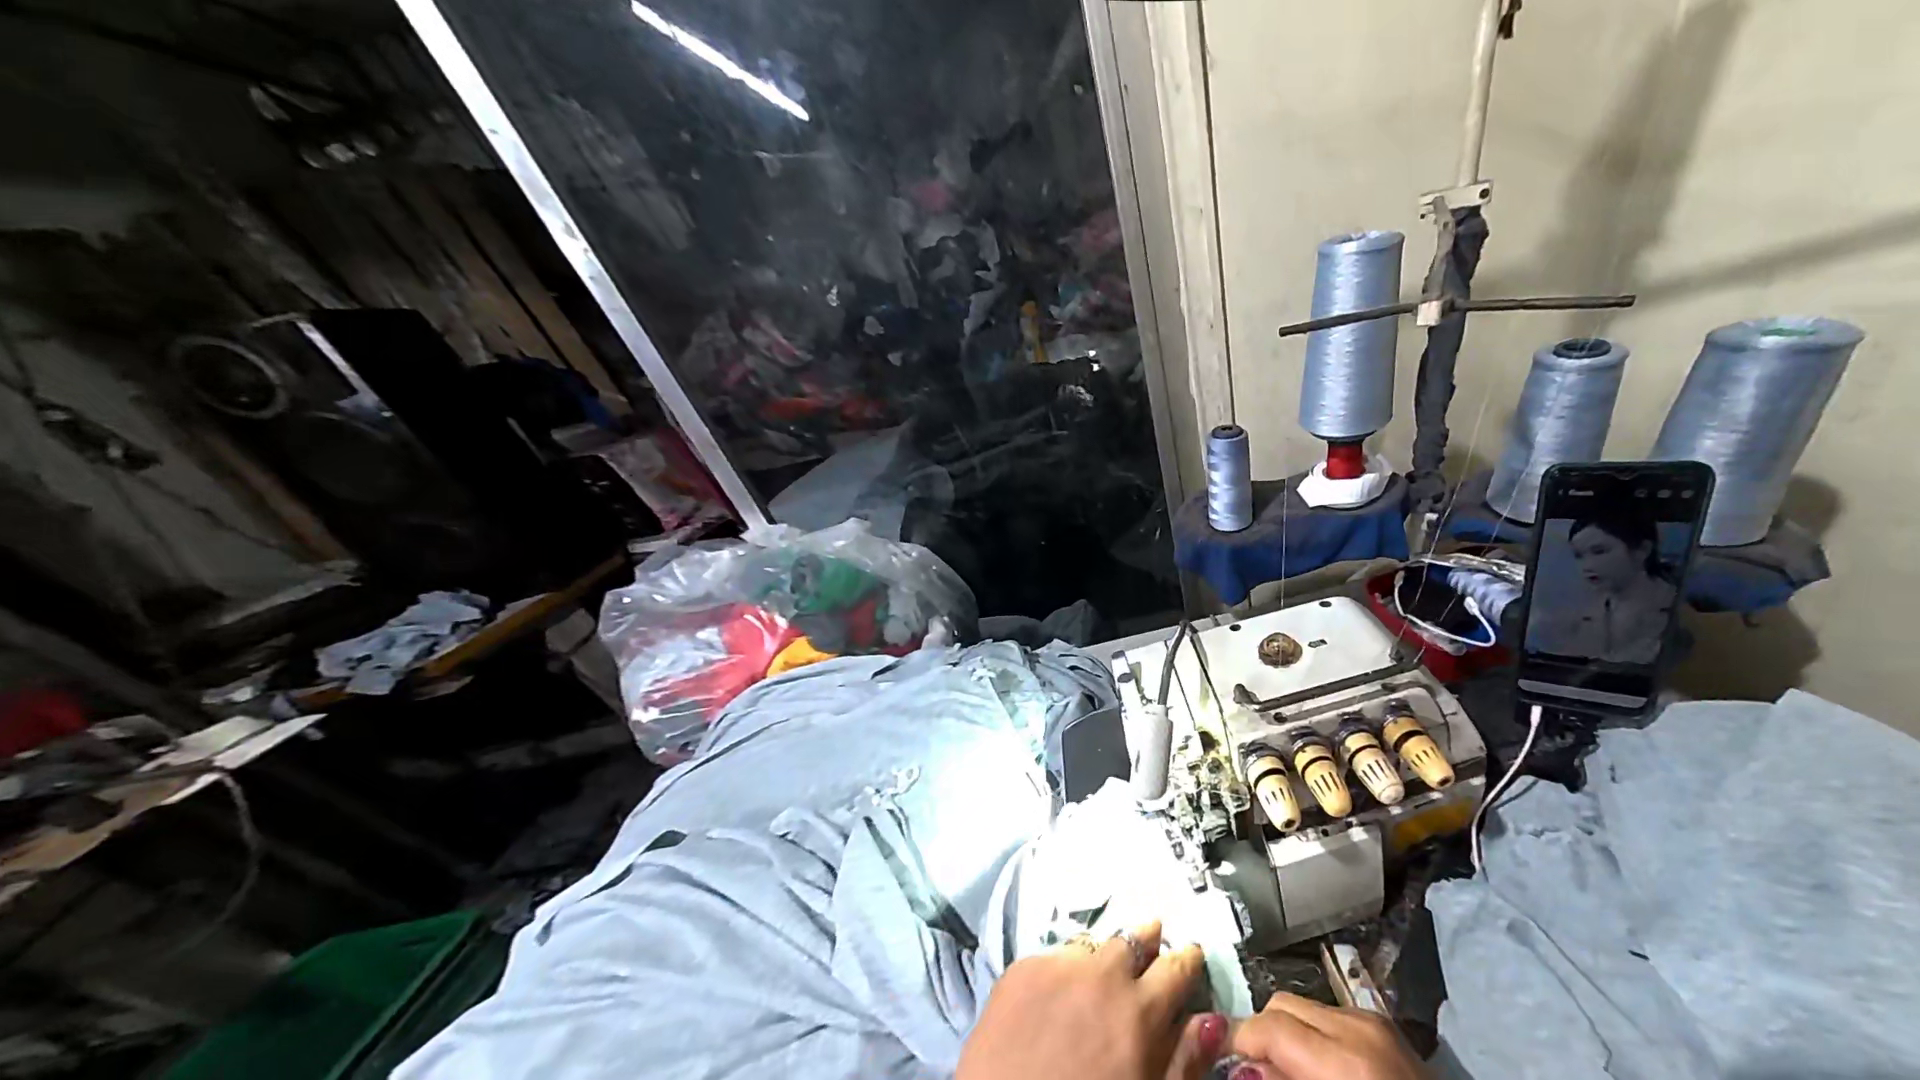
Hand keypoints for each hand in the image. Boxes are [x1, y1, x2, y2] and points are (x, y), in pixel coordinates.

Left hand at [957, 920, 1226, 1079]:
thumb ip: (1182, 1060)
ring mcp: (1057, 966)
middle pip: (1131, 942)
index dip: (1186, 960)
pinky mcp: (1021, 968)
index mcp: (1139, 1013)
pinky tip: (1062, 985)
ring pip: (1091, 945)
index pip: (1175, 970)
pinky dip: (1065, 967)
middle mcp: (1100, 976)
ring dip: (1104, 952)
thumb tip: (1209, 1021)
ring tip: (1106, 961)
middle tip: (1154, 934)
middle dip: (1146, 939)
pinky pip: (1054, 957)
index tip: (1192, 952)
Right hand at [1226, 993, 1428, 1079]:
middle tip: (1255, 1070)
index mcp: (1348, 1062)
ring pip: (1301, 1004)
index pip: (1269, 1025)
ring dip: (1287, 1032)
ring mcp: (1374, 1021)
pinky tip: (1321, 1066)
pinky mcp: (1384, 1024)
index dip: (1237, 1038)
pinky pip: (1328, 1015)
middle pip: (1280, 1004)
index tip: (1217, 1052)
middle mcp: (1359, 1027)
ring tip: (1289, 1069)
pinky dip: (1313, 1035)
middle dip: (1261, 1033)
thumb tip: (1244, 1070)